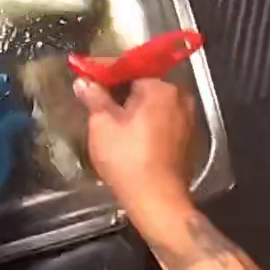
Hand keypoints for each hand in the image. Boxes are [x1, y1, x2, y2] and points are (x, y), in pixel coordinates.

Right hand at [74, 78, 195, 211]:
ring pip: (151, 103)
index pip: (127, 67)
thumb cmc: (127, 159)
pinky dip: (142, 120)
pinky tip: (124, 131)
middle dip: (116, 88)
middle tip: (93, 94)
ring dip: (129, 105)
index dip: (102, 69)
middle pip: (141, 84)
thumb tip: (83, 81)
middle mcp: (179, 98)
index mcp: (160, 89)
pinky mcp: (185, 139)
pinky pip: (159, 119)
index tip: (84, 71)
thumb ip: (94, 97)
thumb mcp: (102, 124)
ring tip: (105, 113)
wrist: (157, 201)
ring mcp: (186, 119)